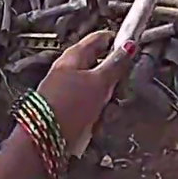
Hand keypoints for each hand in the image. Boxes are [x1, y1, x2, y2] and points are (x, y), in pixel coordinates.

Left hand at [35, 30, 134, 153]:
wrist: (44, 139)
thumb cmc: (70, 105)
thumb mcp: (98, 83)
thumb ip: (115, 65)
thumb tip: (129, 45)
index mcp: (74, 56)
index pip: (99, 39)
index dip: (117, 42)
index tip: (133, 51)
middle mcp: (70, 70)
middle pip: (101, 67)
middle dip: (115, 81)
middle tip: (119, 91)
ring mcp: (69, 91)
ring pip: (99, 91)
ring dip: (107, 103)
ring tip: (106, 113)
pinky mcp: (69, 111)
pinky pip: (91, 109)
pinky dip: (97, 117)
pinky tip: (96, 126)